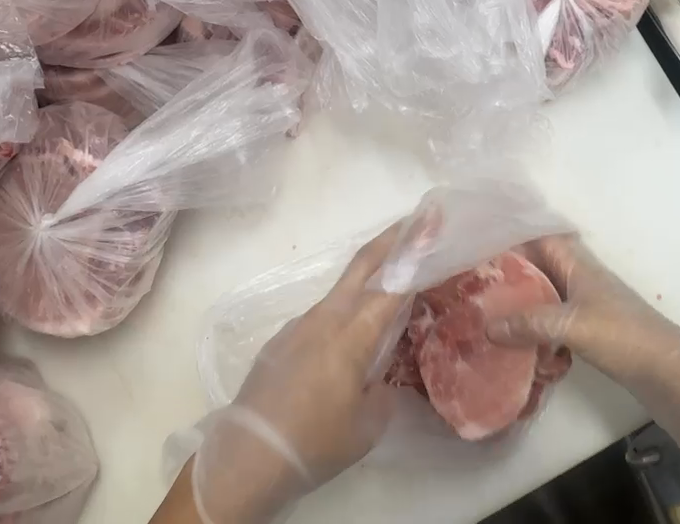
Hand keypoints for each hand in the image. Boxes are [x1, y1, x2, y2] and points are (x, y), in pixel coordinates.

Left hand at [184, 222, 411, 523]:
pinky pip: (323, 317)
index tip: (432, 225)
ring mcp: (300, 324)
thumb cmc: (314, 443)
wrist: (247, 458)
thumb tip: (379, 375)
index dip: (416, 254)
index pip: (393, 284)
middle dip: (392, 239)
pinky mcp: (283, 339)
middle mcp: (326, 317)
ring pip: (342, 292)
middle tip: (417, 221)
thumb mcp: (367, 425)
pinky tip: (348, 341)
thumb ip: (383, 389)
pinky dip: (344, 314)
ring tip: (391, 287)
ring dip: (368, 280)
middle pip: (362, 264)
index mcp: (352, 334)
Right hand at [485, 234, 679, 462]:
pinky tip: (515, 339)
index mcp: (577, 262)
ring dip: (520, 299)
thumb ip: (528, 323)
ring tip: (486, 309)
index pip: (538, 237)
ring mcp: (586, 303)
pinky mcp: (590, 328)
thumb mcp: (571, 325)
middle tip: (472, 281)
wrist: (670, 373)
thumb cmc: (623, 336)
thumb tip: (485, 325)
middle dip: (509, 270)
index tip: (478, 245)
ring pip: (544, 292)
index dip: (511, 236)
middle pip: (538, 264)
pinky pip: (552, 318)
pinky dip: (534, 324)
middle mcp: (580, 276)